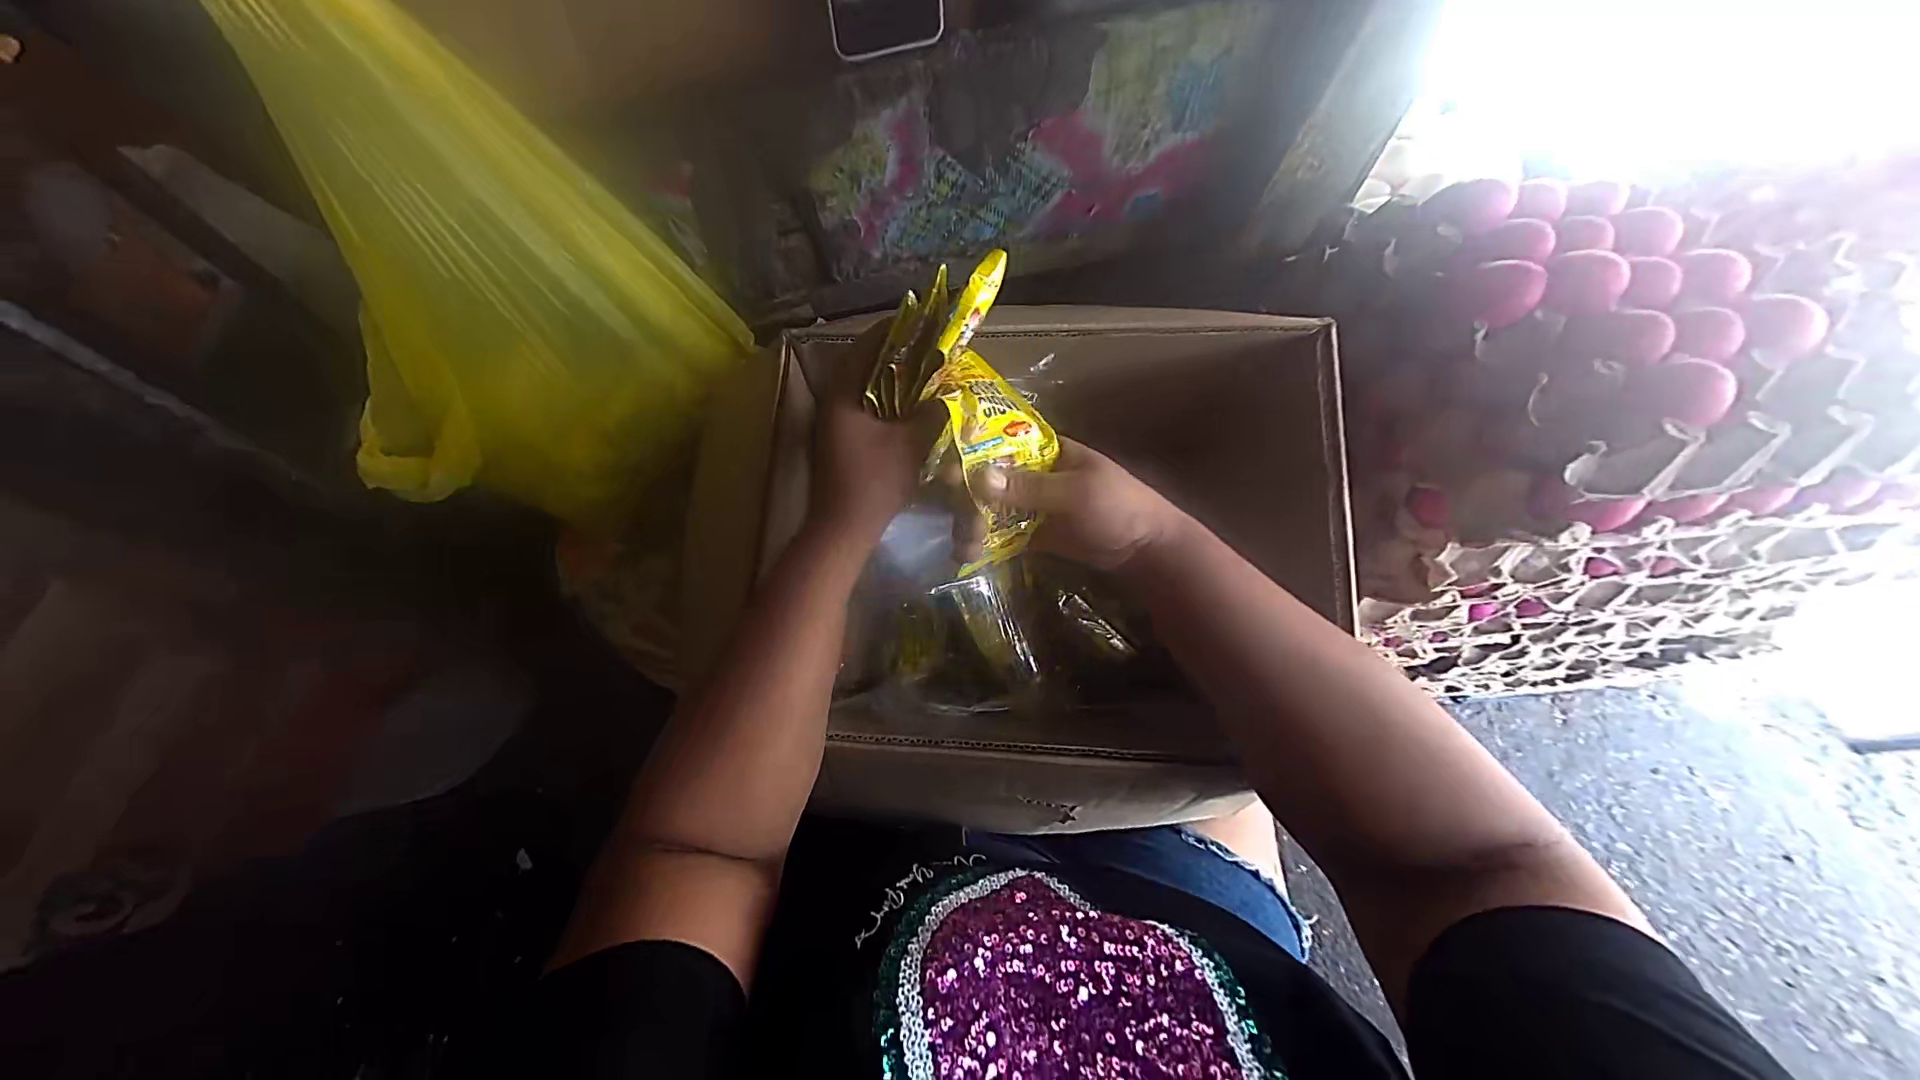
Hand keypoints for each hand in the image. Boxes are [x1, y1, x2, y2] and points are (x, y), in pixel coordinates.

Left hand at [808, 319, 947, 542]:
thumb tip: (948, 396)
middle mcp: (832, 403)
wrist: (844, 530)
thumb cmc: (874, 483)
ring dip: (892, 379)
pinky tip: (912, 407)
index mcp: (842, 395)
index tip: (919, 318)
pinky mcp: (842, 442)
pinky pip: (867, 409)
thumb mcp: (911, 445)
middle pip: (864, 365)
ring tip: (924, 370)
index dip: (893, 329)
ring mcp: (834, 424)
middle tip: (927, 345)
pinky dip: (888, 402)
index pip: (866, 346)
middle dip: (896, 354)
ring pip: (866, 389)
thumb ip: (931, 415)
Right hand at [971, 438, 1187, 571]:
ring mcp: (1029, 504)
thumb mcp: (1076, 492)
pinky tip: (966, 555)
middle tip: (960, 521)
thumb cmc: (1118, 506)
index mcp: (1044, 450)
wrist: (1144, 550)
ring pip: (989, 508)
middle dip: (968, 499)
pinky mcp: (1030, 532)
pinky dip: (983, 543)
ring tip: (964, 547)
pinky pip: (999, 534)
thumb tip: (978, 478)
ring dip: (971, 524)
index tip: (947, 474)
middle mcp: (1030, 473)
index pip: (998, 443)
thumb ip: (1029, 487)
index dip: (970, 455)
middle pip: (986, 479)